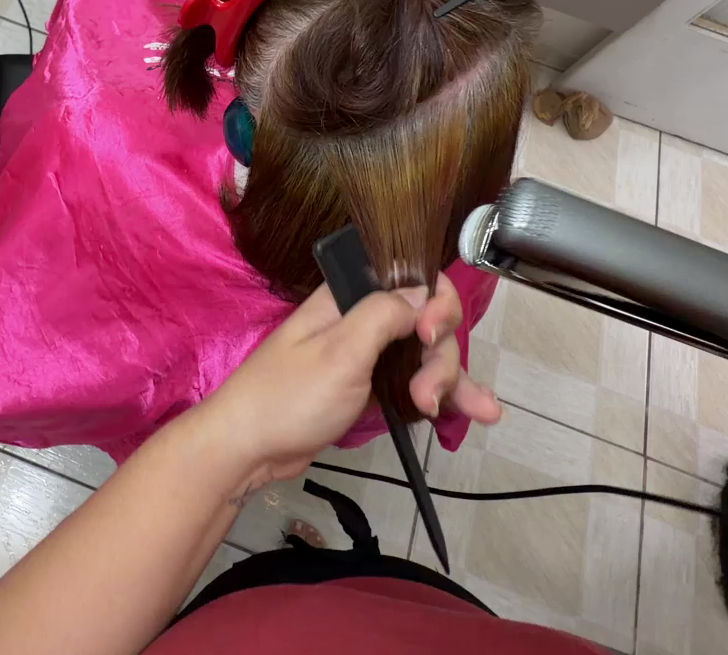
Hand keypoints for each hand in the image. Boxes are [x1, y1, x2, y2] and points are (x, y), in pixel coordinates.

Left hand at [184, 273, 501, 495]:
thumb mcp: (340, 350)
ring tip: (450, 414)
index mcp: (349, 297)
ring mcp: (367, 354)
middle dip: (440, 357)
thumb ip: (383, 314)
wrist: (250, 448)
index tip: (430, 336)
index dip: (435, 303)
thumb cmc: (289, 396)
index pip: (411, 279)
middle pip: (427, 322)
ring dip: (448, 381)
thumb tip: (424, 291)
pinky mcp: (370, 386)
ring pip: (426, 354)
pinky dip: (445, 396)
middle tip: (425, 396)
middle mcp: (361, 318)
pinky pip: (416, 381)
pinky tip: (477, 412)